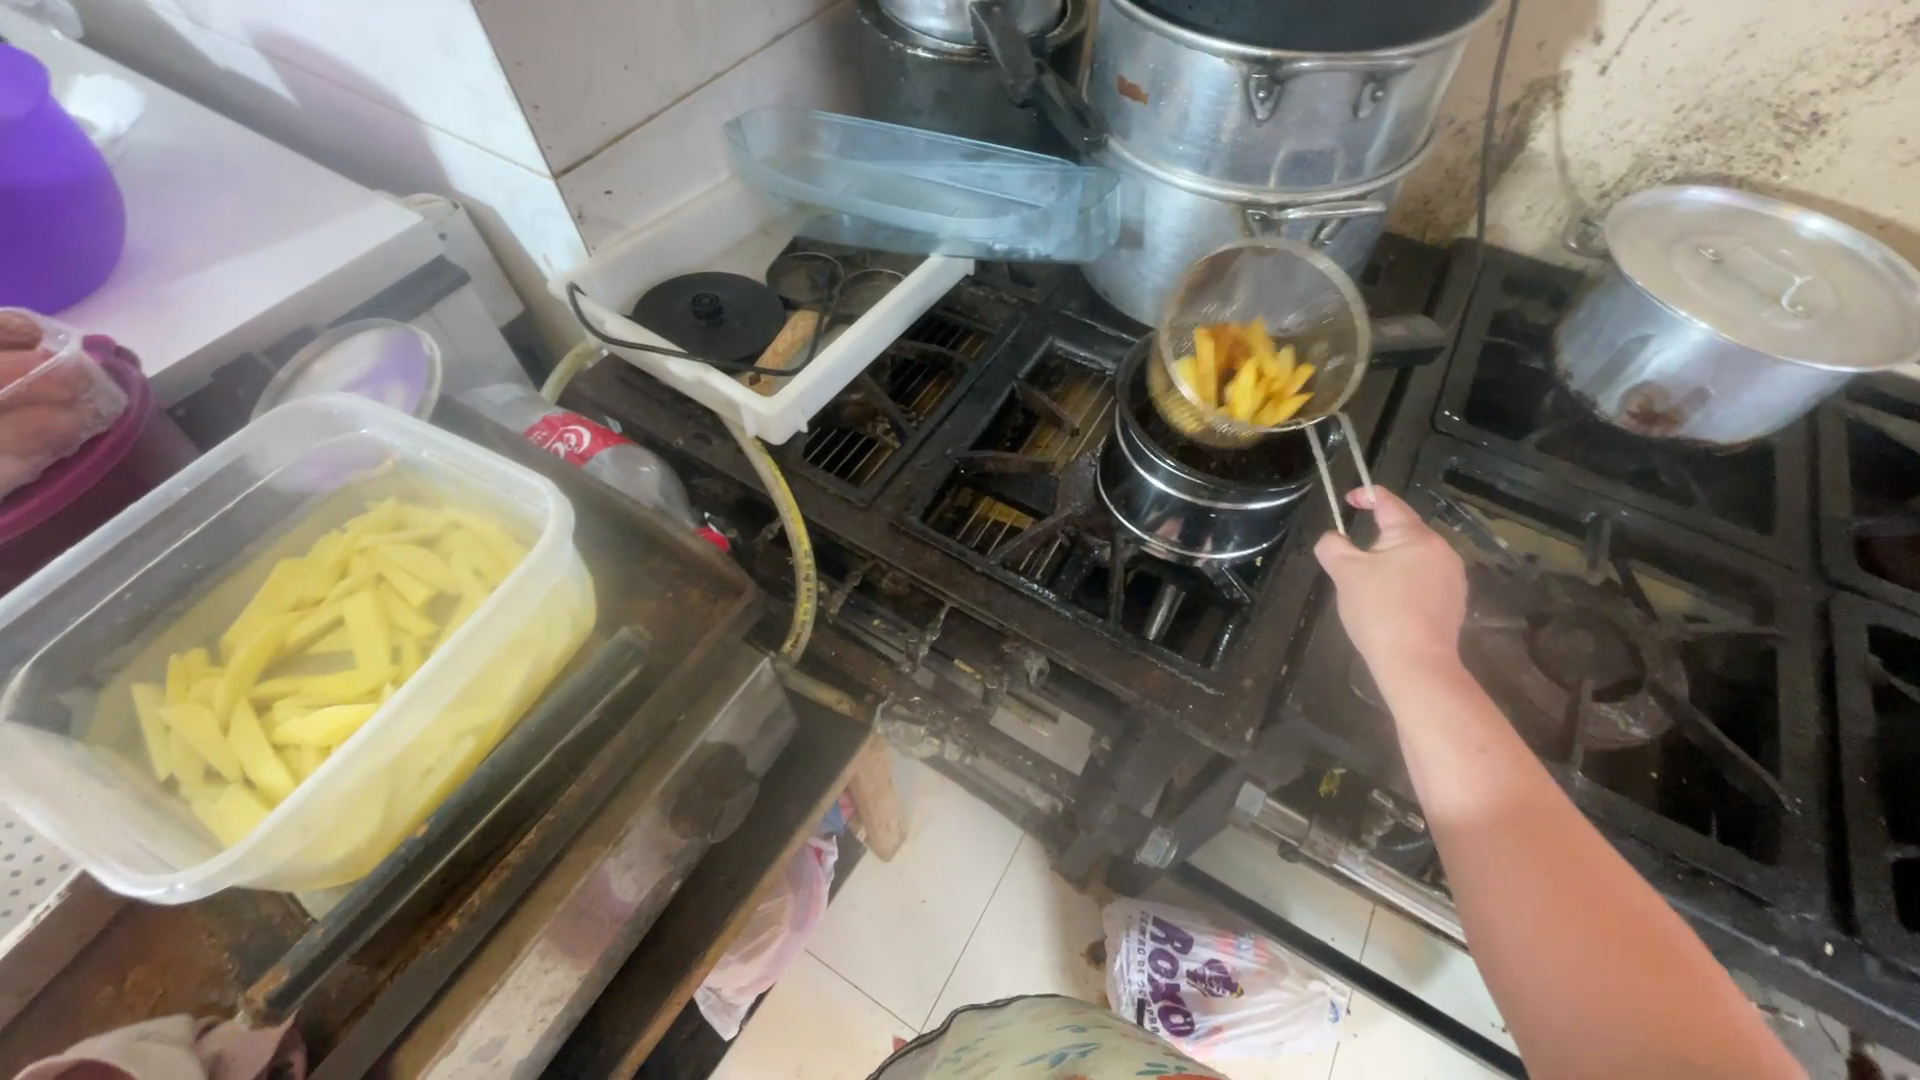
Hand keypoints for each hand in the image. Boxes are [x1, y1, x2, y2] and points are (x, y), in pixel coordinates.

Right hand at [1313, 486, 1467, 669]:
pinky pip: (1423, 580)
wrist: (1415, 661)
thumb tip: (1334, 538)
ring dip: (1389, 563)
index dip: (1365, 496)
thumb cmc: (1378, 610)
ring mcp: (1452, 577)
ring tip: (1368, 586)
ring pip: (1413, 558)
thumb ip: (1333, 546)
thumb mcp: (1345, 573)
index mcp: (1416, 537)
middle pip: (1402, 532)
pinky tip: (1389, 605)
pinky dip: (1403, 583)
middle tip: (1350, 561)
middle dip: (1375, 540)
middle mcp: (1441, 550)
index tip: (1347, 500)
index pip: (1389, 503)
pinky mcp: (1454, 601)